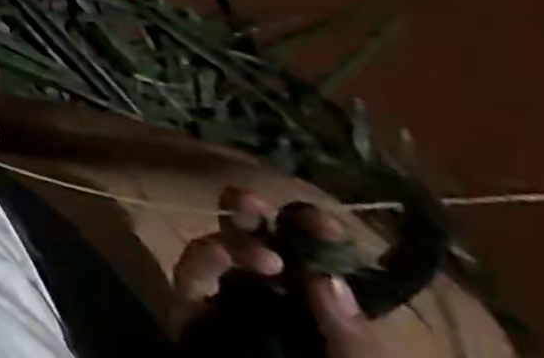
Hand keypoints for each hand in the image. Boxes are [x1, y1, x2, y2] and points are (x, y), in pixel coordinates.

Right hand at [172, 188, 384, 357]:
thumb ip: (354, 341)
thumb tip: (327, 278)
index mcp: (322, 313)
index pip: (317, 262)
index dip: (315, 233)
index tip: (322, 220)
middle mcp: (277, 302)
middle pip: (262, 244)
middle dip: (255, 215)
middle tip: (253, 202)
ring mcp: (231, 306)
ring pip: (223, 250)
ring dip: (233, 236)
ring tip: (257, 254)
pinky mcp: (193, 316)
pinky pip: (189, 278)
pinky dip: (200, 260)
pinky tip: (217, 258)